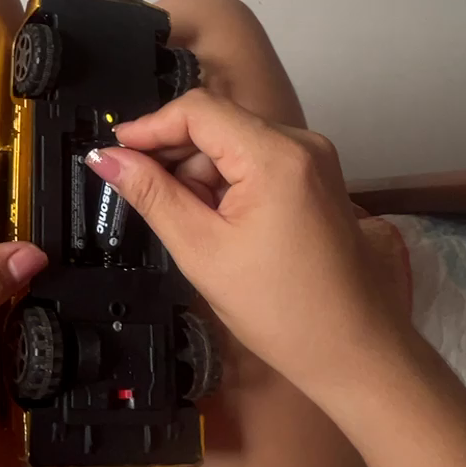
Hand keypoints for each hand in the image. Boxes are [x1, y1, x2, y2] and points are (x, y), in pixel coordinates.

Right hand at [83, 91, 403, 400]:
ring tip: (189, 222)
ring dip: (197, 171)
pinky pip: (253, 158)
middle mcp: (300, 143)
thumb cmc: (284, 312)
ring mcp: (311, 159)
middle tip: (144, 194)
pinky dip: (223, 180)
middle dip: (173, 154)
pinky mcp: (313, 177)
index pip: (197, 109)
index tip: (115, 152)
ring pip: (231, 140)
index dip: (150, 126)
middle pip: (215, 122)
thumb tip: (106, 157)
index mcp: (276, 156)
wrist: (359, 356)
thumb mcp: (202, 251)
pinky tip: (215, 221)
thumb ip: (151, 194)